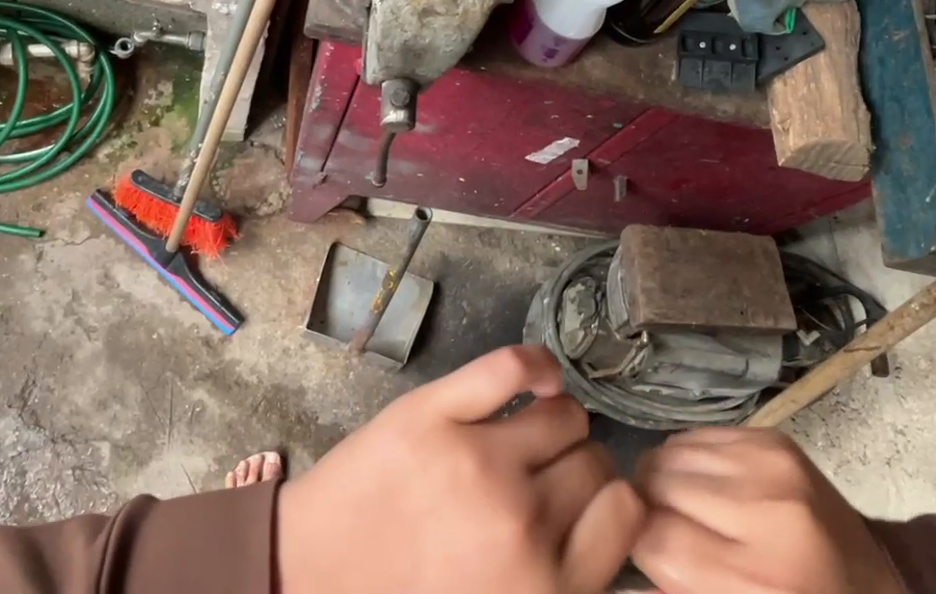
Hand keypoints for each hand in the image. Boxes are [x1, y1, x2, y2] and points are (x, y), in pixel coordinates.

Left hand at [276, 345, 644, 593]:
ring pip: (565, 414)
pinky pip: (512, 365)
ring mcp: (475, 462)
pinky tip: (537, 378)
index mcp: (545, 588)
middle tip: (544, 474)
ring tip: (525, 434)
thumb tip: (616, 515)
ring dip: (556, 421)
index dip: (609, 500)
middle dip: (577, 465)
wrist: (310, 579)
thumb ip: (563, 576)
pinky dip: (536, 363)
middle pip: (594, 462)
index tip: (586, 499)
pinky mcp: (433, 413)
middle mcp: (520, 524)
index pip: (626, 512)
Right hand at [630, 429, 901, 593]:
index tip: (646, 553)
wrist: (876, 586)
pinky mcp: (774, 438)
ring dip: (667, 479)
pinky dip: (692, 462)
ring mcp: (772, 465)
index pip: (650, 536)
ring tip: (690, 508)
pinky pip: (697, 437)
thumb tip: (618, 541)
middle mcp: (767, 512)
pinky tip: (712, 487)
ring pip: (670, 453)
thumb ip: (670, 584)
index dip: (638, 544)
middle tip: (667, 531)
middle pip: (655, 484)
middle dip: (649, 507)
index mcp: (757, 578)